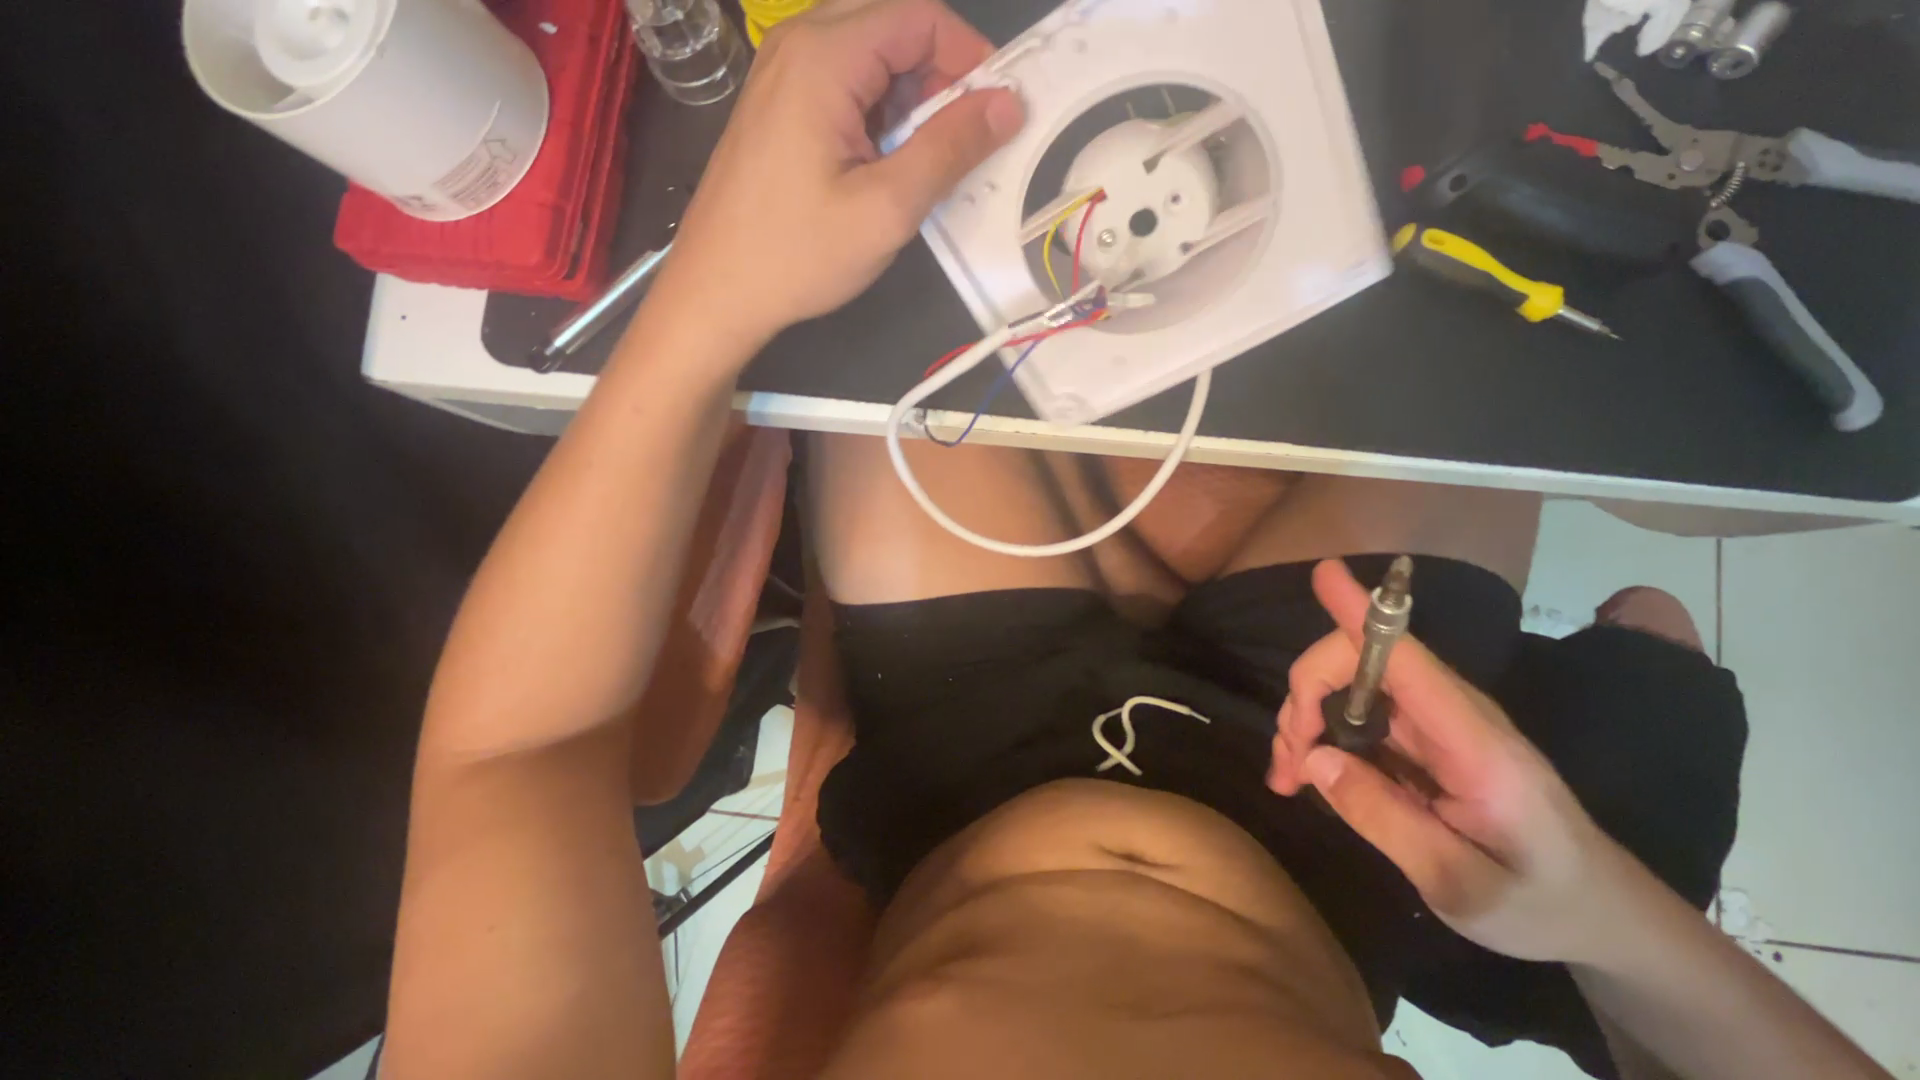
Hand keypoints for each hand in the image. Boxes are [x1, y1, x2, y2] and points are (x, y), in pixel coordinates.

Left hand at [651, 0, 1024, 353]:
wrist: (715, 292)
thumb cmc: (797, 255)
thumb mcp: (887, 208)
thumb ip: (950, 149)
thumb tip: (1009, 104)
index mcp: (823, 56)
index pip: (920, 16)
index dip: (971, 57)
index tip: (998, 112)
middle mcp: (797, 44)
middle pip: (894, 26)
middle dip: (941, 76)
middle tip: (964, 140)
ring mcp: (781, 72)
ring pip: (870, 55)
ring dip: (911, 97)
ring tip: (927, 159)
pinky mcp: (777, 105)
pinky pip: (844, 82)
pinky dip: (879, 110)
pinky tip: (887, 162)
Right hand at [1268, 560, 1640, 964]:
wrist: (1599, 917)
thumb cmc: (1541, 905)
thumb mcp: (1459, 884)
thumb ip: (1385, 820)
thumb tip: (1313, 758)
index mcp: (1476, 744)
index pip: (1408, 659)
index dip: (1362, 614)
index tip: (1324, 572)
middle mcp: (1456, 720)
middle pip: (1365, 669)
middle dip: (1307, 698)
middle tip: (1285, 766)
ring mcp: (1441, 730)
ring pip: (1355, 692)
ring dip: (1307, 720)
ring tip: (1287, 779)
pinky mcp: (1429, 746)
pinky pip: (1363, 720)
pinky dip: (1323, 738)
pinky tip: (1305, 774)